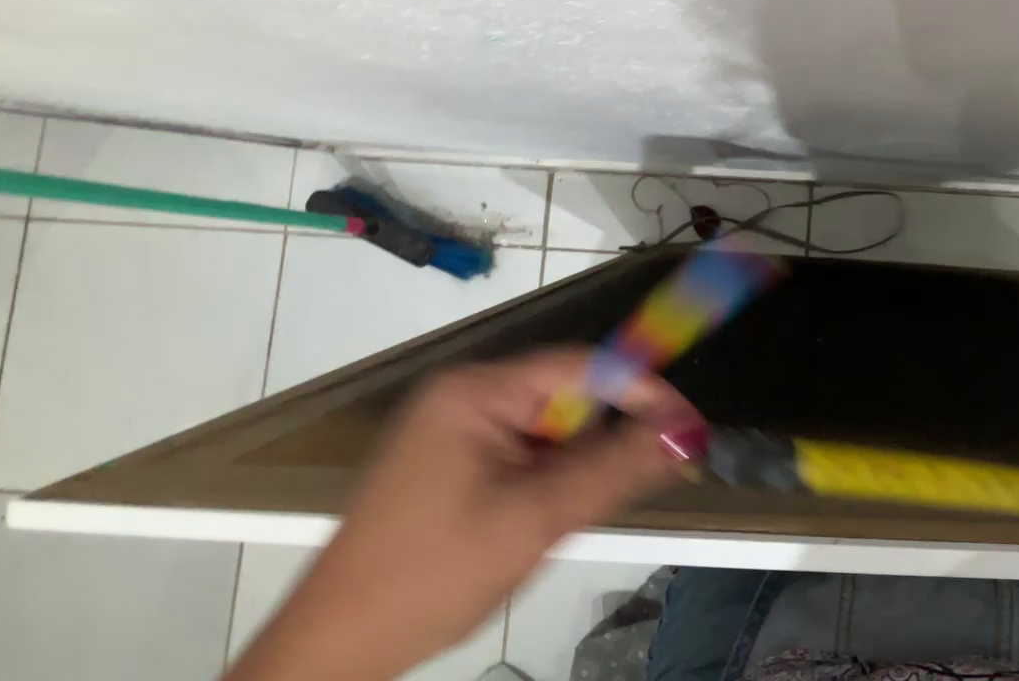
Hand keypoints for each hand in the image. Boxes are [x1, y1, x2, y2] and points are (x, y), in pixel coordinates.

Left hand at [225, 348, 701, 680]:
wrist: (331, 653)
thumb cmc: (430, 578)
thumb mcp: (535, 520)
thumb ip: (617, 469)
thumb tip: (687, 433)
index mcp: (476, 392)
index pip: (583, 366)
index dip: (643, 391)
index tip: (686, 427)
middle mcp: (464, 395)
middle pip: (566, 397)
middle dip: (600, 442)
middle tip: (617, 490)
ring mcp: (453, 427)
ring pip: (548, 430)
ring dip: (570, 469)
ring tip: (555, 521)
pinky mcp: (450, 459)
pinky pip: (523, 453)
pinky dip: (544, 482)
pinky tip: (531, 523)